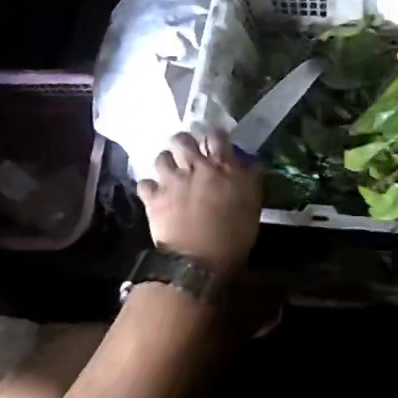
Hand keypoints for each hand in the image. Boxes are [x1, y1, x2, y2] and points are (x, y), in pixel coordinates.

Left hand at [136, 130, 260, 273]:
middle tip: (186, 155)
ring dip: (165, 163)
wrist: (199, 262)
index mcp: (222, 167)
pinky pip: (145, 183)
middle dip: (183, 144)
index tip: (213, 143)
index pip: (216, 135)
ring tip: (169, 175)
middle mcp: (195, 167)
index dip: (213, 136)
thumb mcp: (252, 206)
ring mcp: (171, 181)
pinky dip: (149, 188)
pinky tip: (154, 195)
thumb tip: (251, 164)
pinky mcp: (153, 198)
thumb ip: (249, 181)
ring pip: (161, 157)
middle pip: (181, 139)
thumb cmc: (233, 237)